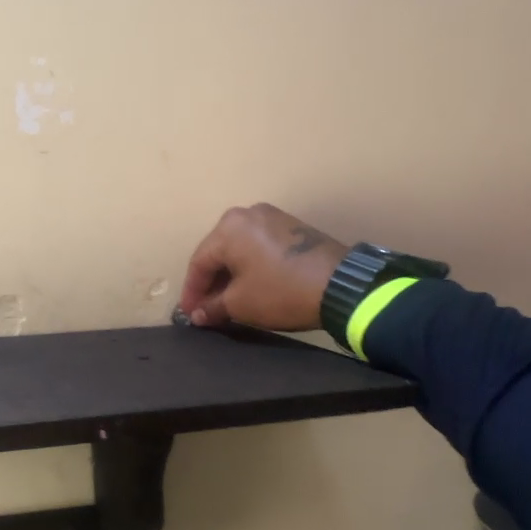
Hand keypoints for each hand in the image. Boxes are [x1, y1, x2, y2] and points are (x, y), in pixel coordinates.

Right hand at [177, 204, 350, 331]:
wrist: (341, 286)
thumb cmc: (280, 291)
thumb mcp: (240, 304)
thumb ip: (212, 307)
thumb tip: (198, 314)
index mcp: (228, 228)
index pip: (198, 263)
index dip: (191, 293)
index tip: (189, 314)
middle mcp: (247, 214)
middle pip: (218, 253)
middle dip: (210, 283)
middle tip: (205, 309)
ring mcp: (272, 217)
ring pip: (239, 249)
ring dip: (230, 275)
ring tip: (225, 301)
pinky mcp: (292, 228)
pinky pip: (259, 247)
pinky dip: (249, 267)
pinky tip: (248, 286)